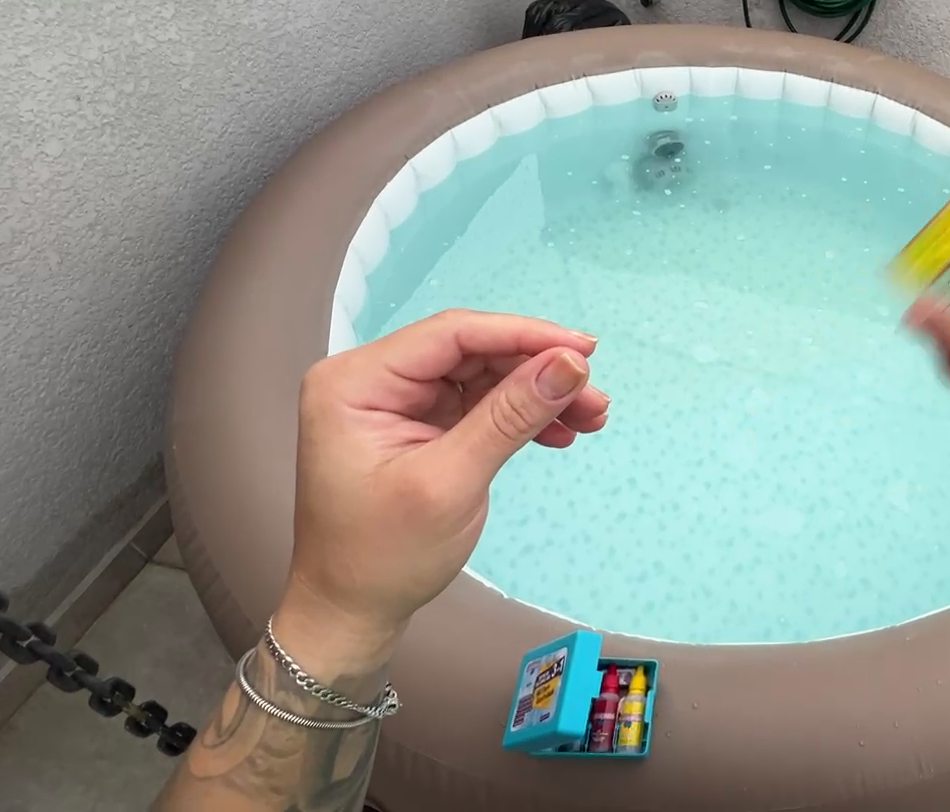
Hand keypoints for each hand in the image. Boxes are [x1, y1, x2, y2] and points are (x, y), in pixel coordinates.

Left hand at [274, 310, 608, 669]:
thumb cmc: (386, 554)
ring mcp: (404, 400)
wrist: (353, 615)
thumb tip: (572, 363)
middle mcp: (379, 378)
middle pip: (478, 352)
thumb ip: (511, 416)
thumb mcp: (451, 481)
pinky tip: (562, 432)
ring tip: (592, 418)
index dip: (524, 335)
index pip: (455, 334)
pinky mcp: (428, 421)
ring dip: (542, 394)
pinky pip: (488, 402)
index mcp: (359, 381)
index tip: (585, 351)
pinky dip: (528, 415)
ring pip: (491, 375)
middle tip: (595, 398)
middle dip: (540, 372)